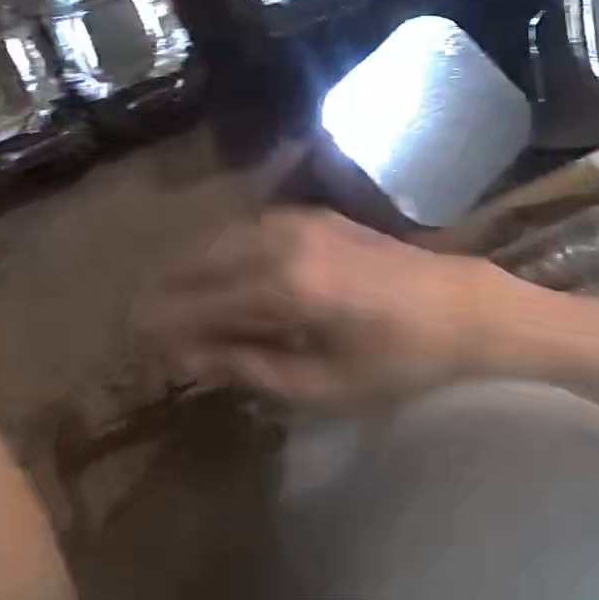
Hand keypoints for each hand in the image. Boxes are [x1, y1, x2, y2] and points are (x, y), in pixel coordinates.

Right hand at [140, 209, 533, 411]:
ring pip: (230, 236)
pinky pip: (258, 225)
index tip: (139, 339)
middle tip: (142, 313)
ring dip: (199, 262)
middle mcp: (287, 242)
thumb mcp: (326, 384)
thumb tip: (198, 355)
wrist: (458, 304)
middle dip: (173, 287)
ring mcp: (305, 221)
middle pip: (209, 260)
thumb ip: (255, 367)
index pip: (205, 302)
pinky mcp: (321, 215)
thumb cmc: (398, 358)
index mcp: (287, 288)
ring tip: (174, 290)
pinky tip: (224, 264)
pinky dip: (230, 244)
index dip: (169, 322)